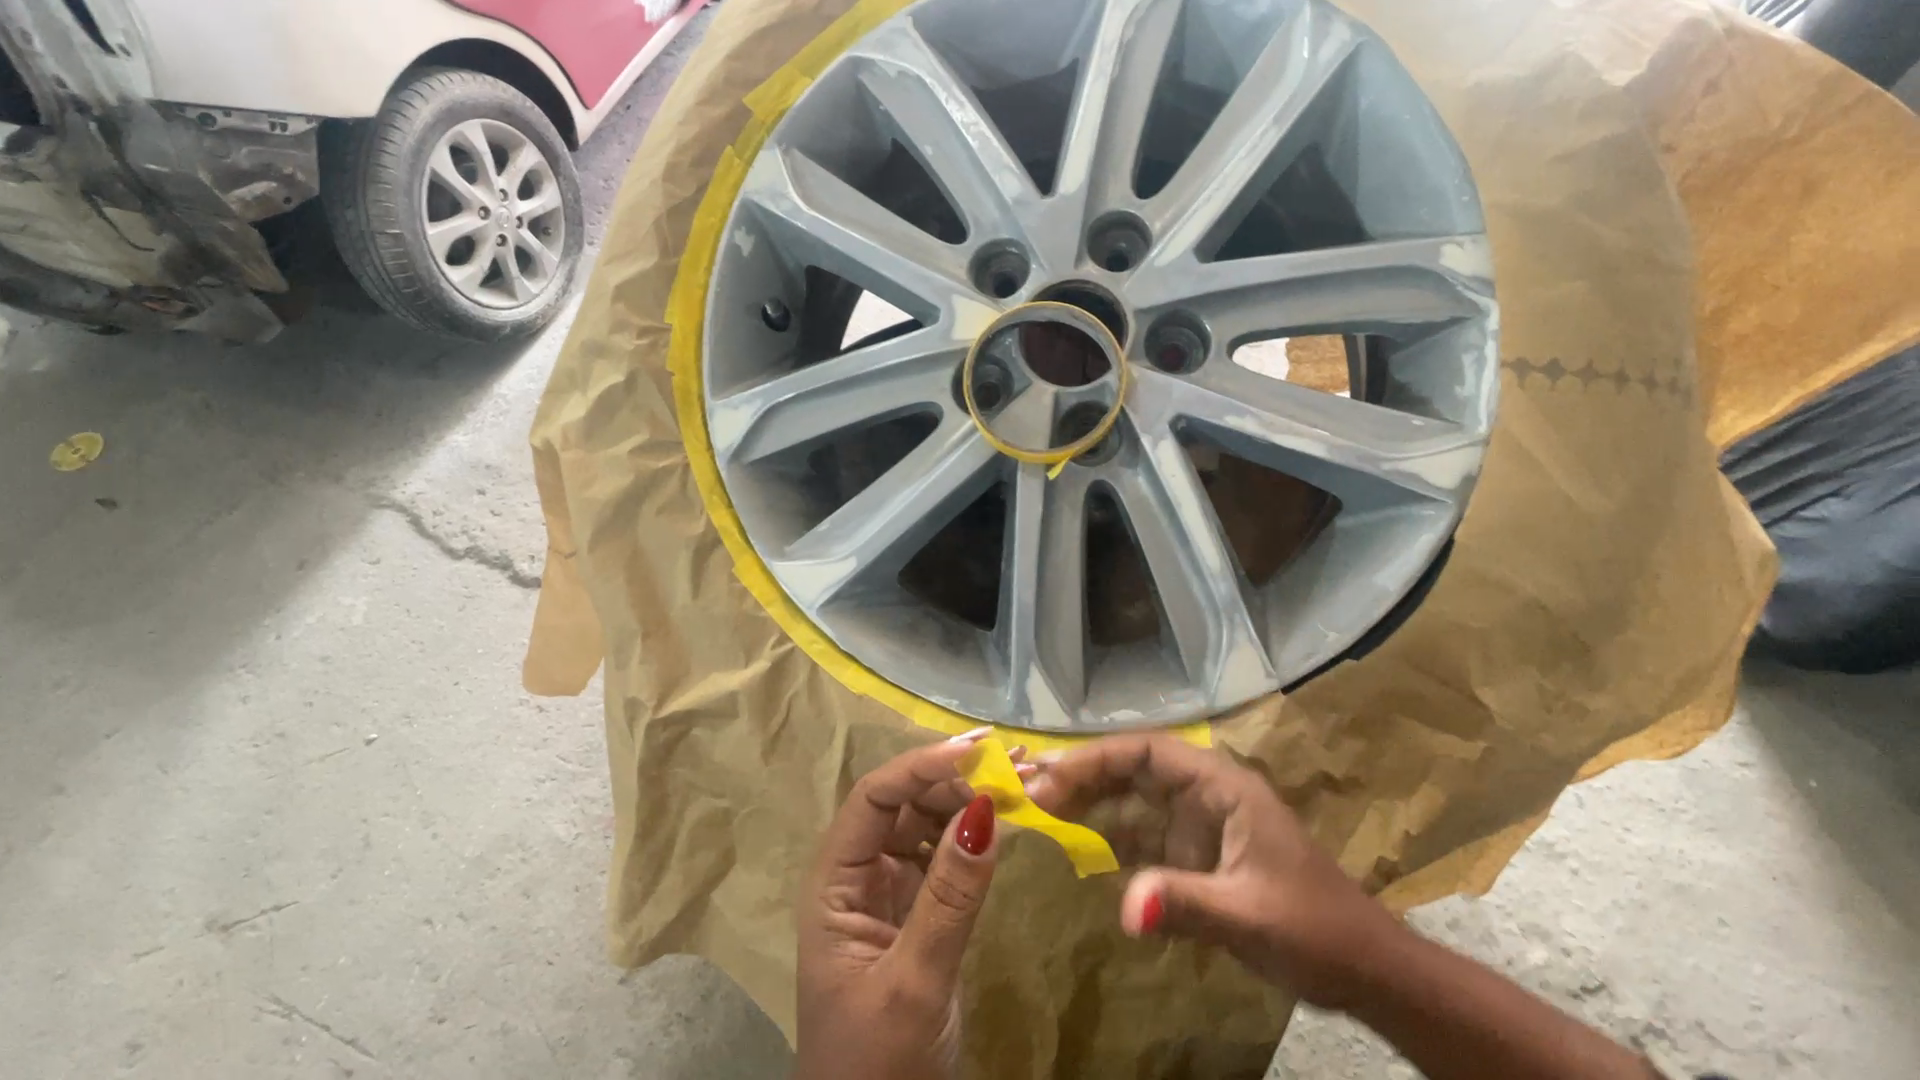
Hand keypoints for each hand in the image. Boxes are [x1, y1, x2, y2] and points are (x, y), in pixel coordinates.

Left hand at [794, 735, 1002, 1079]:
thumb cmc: (876, 1062)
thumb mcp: (914, 980)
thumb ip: (949, 896)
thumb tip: (986, 808)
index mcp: (834, 884)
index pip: (873, 799)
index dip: (922, 766)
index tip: (980, 752)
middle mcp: (858, 877)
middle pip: (903, 805)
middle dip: (956, 778)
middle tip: (1018, 765)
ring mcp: (889, 895)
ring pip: (926, 827)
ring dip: (971, 800)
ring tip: (1025, 780)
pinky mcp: (918, 916)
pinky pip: (945, 861)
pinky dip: (976, 838)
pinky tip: (1009, 820)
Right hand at [1023, 734, 1405, 1008]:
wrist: (1364, 970)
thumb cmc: (1315, 929)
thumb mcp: (1248, 916)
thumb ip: (1185, 905)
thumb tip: (1123, 908)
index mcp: (1223, 789)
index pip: (1148, 752)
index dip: (1096, 758)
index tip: (1050, 776)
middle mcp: (1207, 797)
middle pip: (1133, 771)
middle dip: (1083, 777)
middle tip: (1030, 793)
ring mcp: (1201, 827)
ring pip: (1134, 802)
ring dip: (1090, 805)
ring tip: (1041, 813)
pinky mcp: (1197, 859)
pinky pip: (1142, 838)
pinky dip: (1108, 840)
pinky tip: (1077, 851)